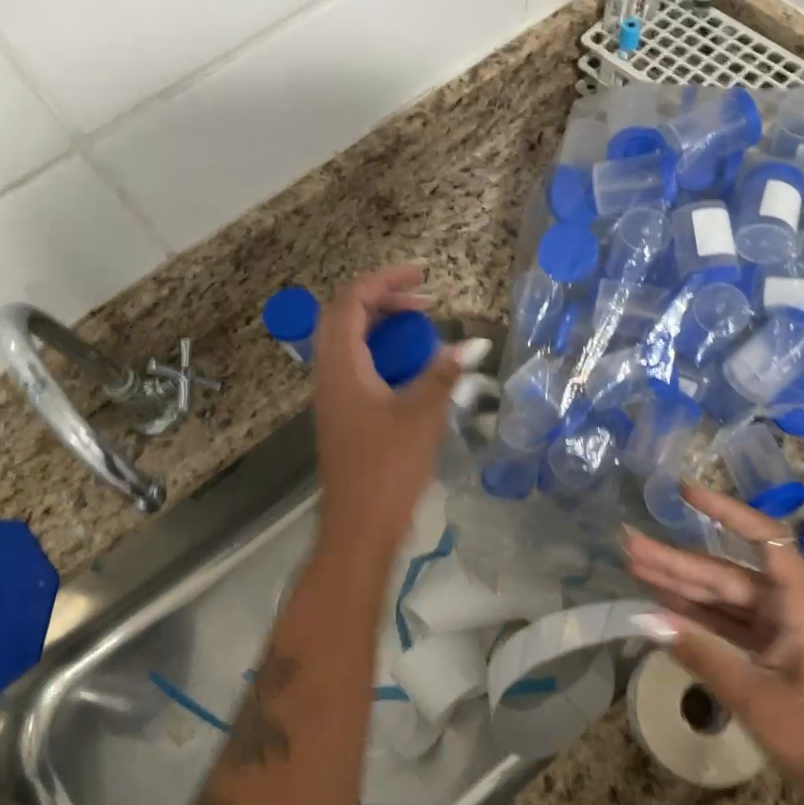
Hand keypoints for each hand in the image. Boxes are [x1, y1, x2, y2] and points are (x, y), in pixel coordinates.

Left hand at [313, 265, 463, 560]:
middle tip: (427, 302)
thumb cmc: (387, 470)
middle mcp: (330, 376)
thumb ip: (444, 375)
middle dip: (386, 300)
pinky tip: (417, 372)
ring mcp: (334, 398)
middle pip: (347, 318)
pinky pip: (360, 369)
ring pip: (352, 344)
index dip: (385, 280)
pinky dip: (386, 356)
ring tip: (425, 332)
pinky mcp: (345, 417)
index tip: (423, 275)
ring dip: (386, 329)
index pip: (352, 302)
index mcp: (341, 367)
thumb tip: (473, 343)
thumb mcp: (421, 417)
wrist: (359, 529)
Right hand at [625, 484, 803, 804]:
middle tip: (630, 543)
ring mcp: (785, 630)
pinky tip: (663, 606)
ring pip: (725, 598)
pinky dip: (700, 618)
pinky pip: (732, 624)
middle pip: (729, 572)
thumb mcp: (757, 697)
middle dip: (678, 560)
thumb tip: (646, 620)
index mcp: (803, 603)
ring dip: (682, 586)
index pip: (763, 537)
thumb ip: (701, 653)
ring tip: (634, 567)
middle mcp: (793, 606)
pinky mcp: (778, 652)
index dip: (723, 510)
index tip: (684, 493)